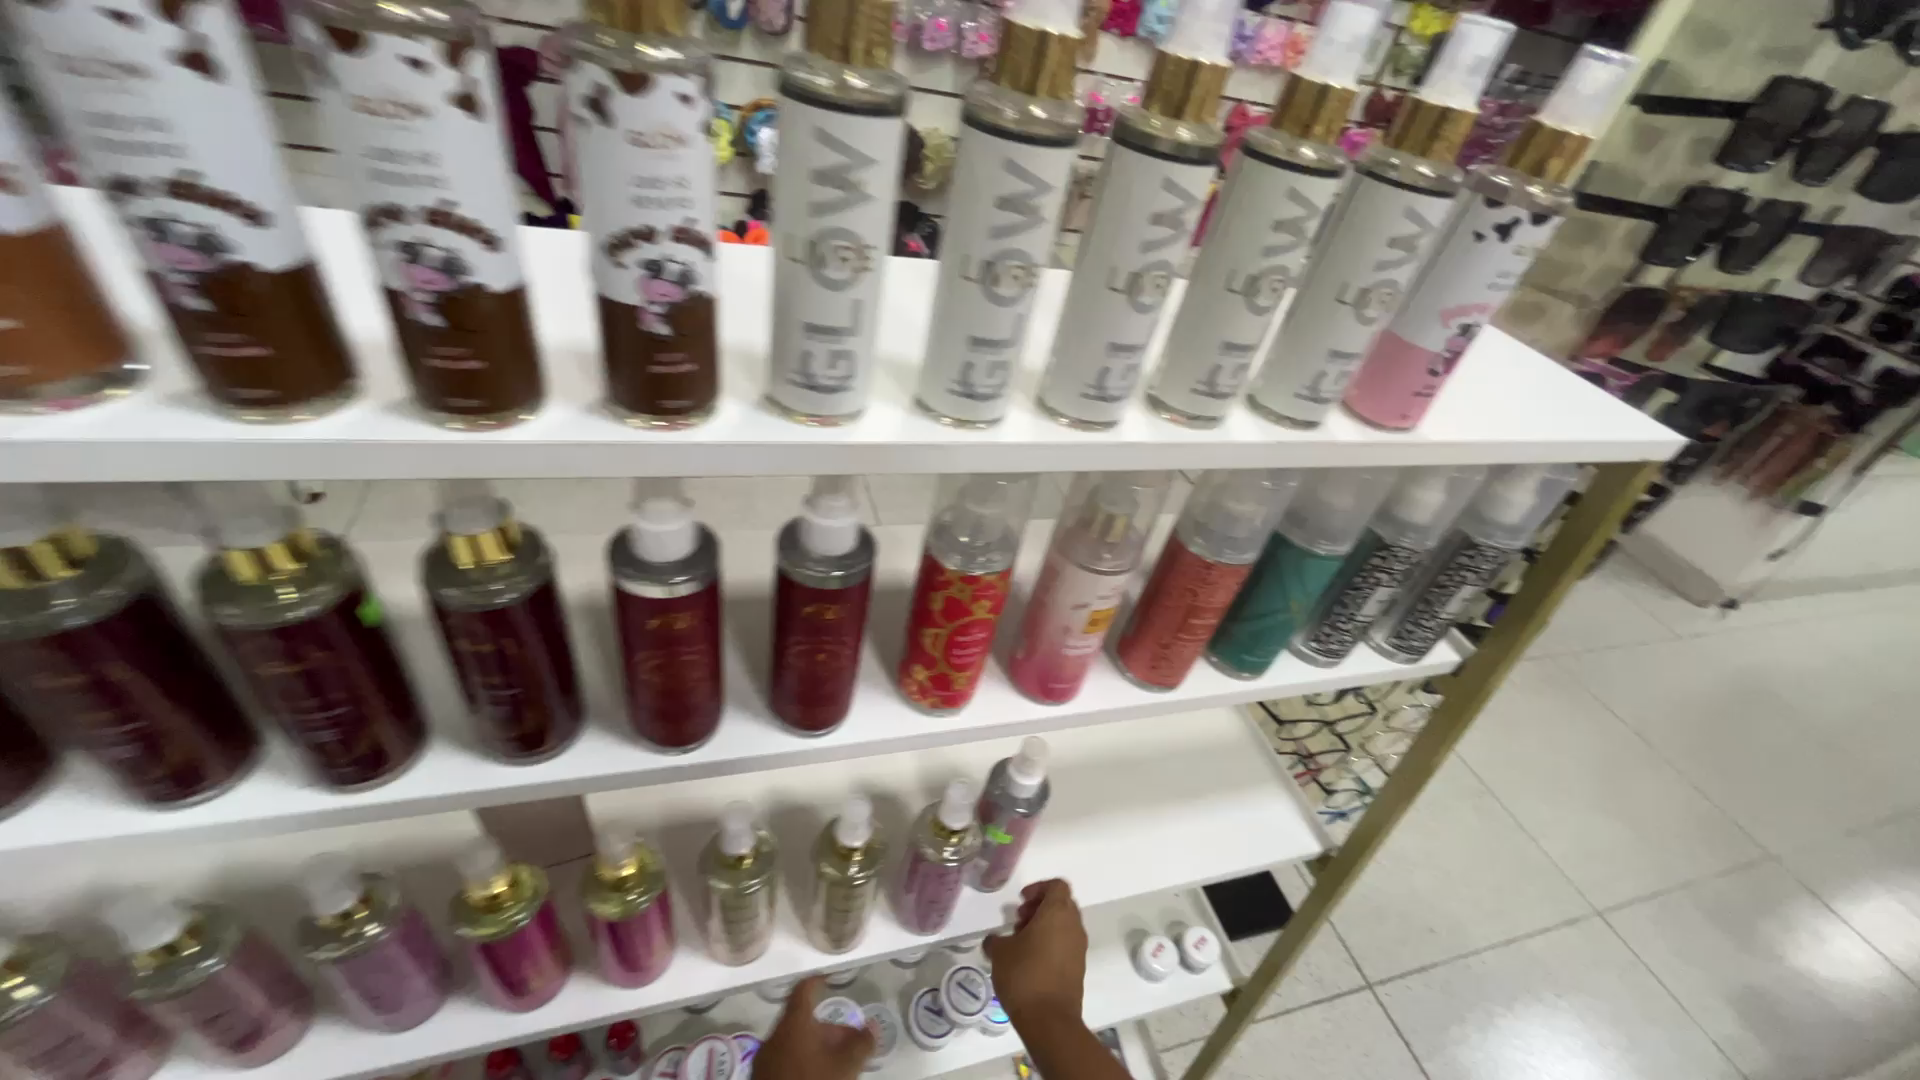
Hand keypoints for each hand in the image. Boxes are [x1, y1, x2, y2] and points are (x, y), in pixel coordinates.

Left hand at [753, 977, 874, 1079]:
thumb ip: (861, 1043)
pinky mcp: (761, 1078)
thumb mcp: (844, 1065)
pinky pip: (785, 1059)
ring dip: (817, 1046)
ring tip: (837, 1063)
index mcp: (793, 1023)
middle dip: (829, 1029)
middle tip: (850, 1043)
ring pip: (795, 1042)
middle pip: (803, 1020)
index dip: (818, 979)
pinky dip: (802, 1059)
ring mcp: (764, 1058)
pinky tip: (817, 1073)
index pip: (803, 988)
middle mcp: (775, 1036)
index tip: (830, 977)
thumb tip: (873, 1027)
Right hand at [981, 879, 1086, 1030]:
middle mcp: (1074, 926)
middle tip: (1018, 921)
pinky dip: (1051, 944)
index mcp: (1058, 913)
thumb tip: (994, 941)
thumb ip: (996, 940)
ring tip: (1020, 944)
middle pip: (1061, 904)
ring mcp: (1079, 949)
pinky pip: (1066, 945)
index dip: (1038, 888)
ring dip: (1044, 927)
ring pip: (1064, 925)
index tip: (1021, 902)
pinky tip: (1030, 962)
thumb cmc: (1024, 976)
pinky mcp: (1078, 969)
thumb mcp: (1000, 953)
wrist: (1049, 1021)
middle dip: (1039, 908)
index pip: (1057, 885)